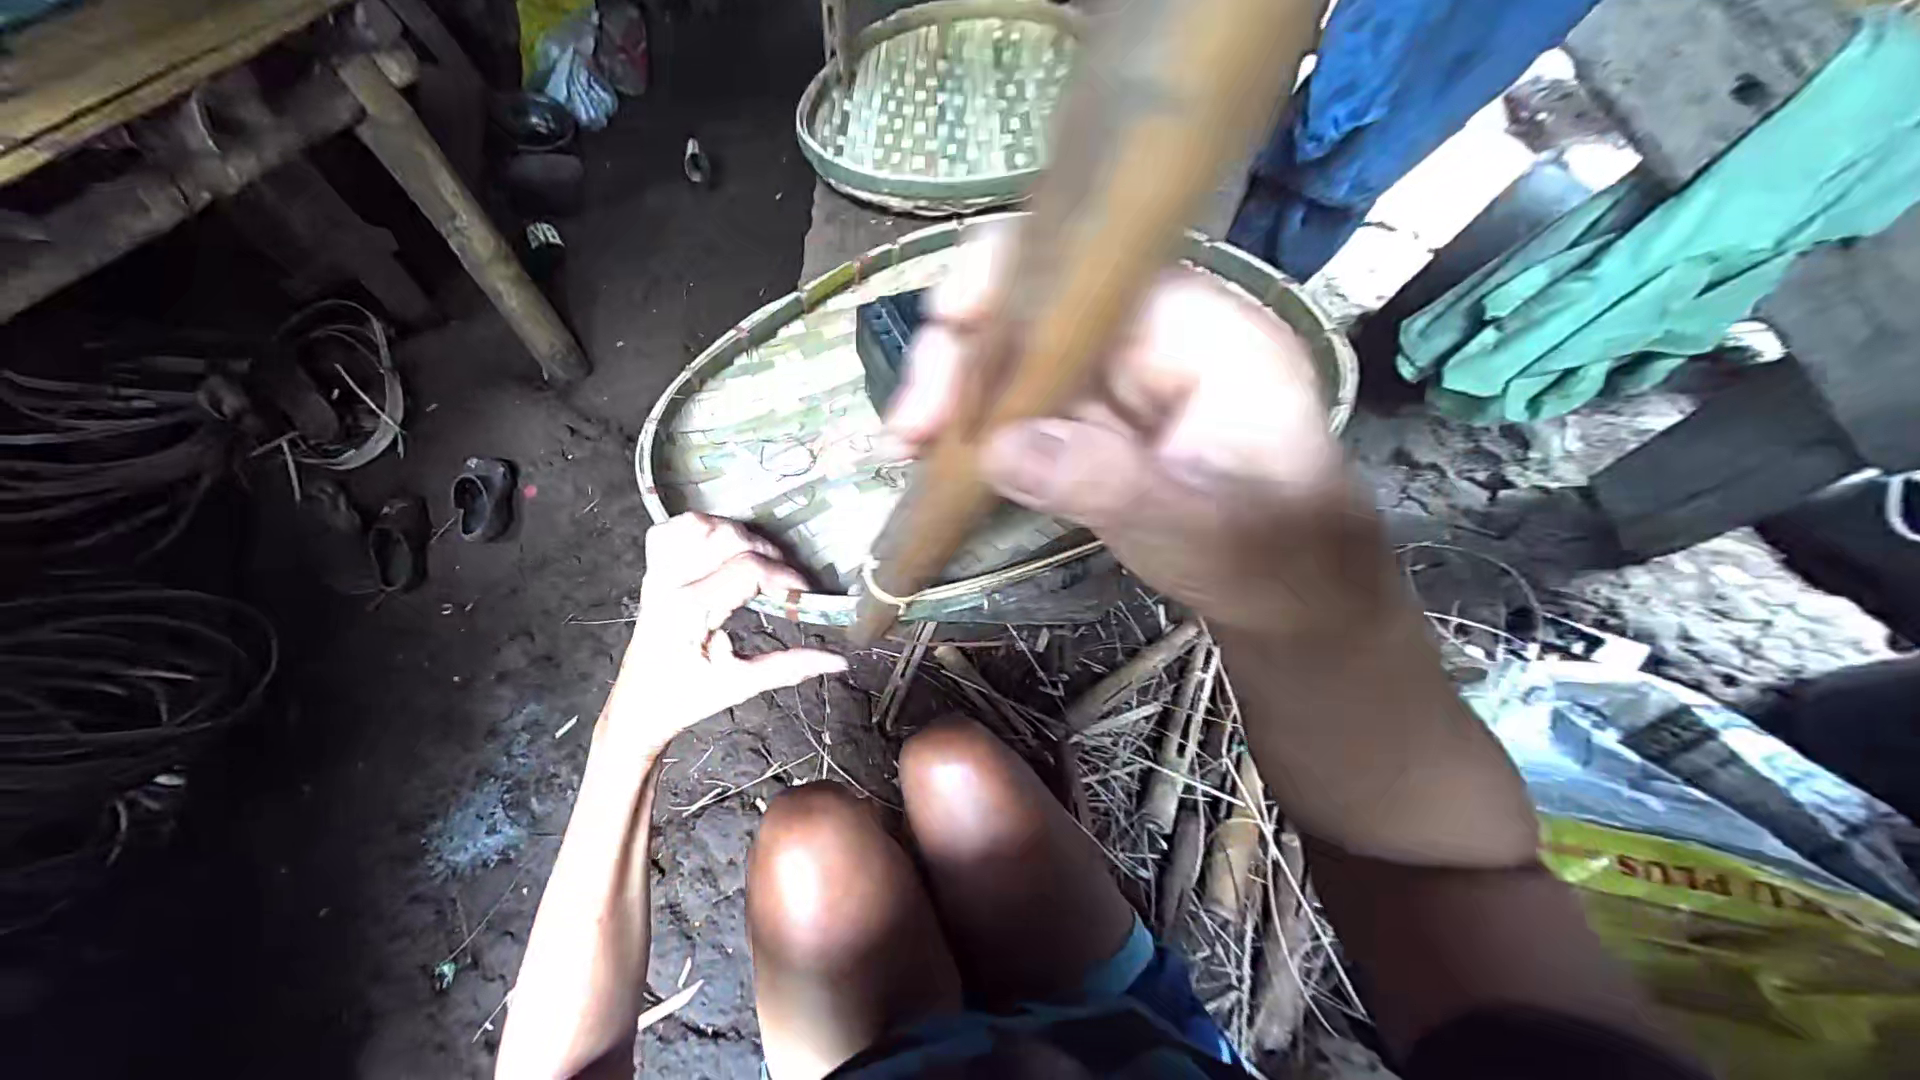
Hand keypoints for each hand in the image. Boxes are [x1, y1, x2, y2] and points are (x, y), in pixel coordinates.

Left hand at [604, 514, 846, 748]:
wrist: (636, 707)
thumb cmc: (684, 699)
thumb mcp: (740, 685)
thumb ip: (790, 667)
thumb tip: (836, 661)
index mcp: (689, 610)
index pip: (748, 569)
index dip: (786, 576)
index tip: (805, 594)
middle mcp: (670, 583)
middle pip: (727, 538)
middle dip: (767, 553)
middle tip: (785, 580)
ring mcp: (657, 574)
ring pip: (698, 526)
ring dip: (735, 535)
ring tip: (757, 560)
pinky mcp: (651, 572)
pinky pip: (671, 531)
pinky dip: (699, 530)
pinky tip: (719, 548)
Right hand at [888, 230, 1391, 637]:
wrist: (1287, 595)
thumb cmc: (1271, 554)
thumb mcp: (1201, 528)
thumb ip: (1109, 485)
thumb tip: (1000, 448)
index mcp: (1195, 329)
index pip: (1090, 262)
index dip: (1008, 277)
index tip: (949, 327)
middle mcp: (1146, 339)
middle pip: (1033, 306)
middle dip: (959, 352)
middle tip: (912, 424)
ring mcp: (1113, 384)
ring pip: (1013, 359)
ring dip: (952, 393)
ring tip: (908, 444)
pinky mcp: (1089, 426)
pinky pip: (1017, 410)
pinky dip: (971, 430)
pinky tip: (933, 459)